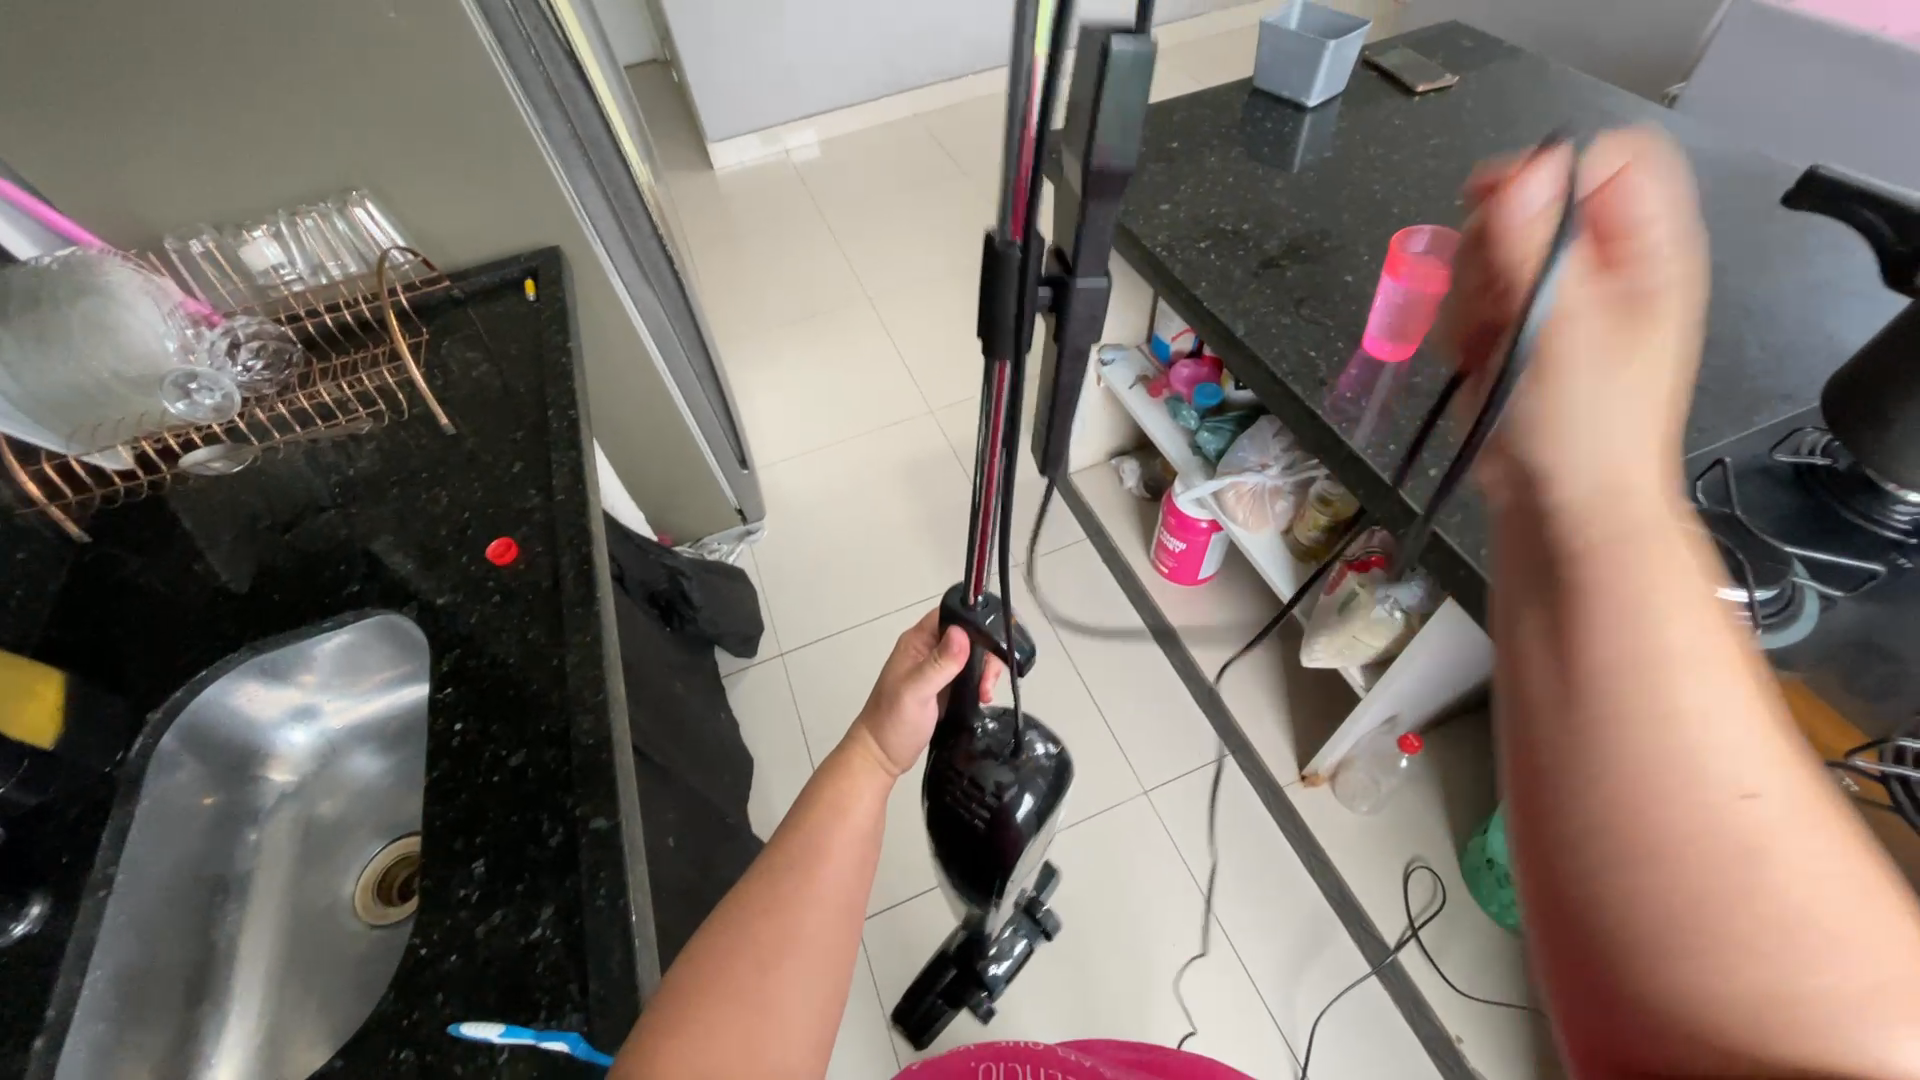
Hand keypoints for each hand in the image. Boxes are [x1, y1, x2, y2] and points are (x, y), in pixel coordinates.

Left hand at [845, 609, 1005, 777]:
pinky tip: (984, 698)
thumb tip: (963, 633)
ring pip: (973, 655)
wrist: (882, 756)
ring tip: (986, 693)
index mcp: (918, 641)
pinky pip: (972, 675)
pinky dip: (982, 683)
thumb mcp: (915, 691)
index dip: (973, 620)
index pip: (949, 614)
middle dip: (985, 651)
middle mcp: (929, 649)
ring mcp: (939, 669)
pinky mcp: (947, 687)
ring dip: (986, 670)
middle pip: (968, 634)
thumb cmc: (892, 722)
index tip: (994, 639)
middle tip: (990, 678)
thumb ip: (939, 663)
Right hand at [1445, 126, 1709, 515]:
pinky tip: (1472, 359)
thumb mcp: (1564, 329)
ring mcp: (1552, 298)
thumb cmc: (1582, 425)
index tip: (1491, 211)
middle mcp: (1599, 265)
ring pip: (1487, 254)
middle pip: (1528, 204)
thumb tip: (1522, 172)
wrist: (1558, 499)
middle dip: (1490, 250)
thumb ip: (1540, 247)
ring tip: (1482, 344)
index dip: (1547, 173)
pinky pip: (1466, 299)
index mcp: (1643, 251)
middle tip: (1489, 300)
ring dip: (1467, 296)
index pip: (1605, 161)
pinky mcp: (1510, 330)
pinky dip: (1457, 326)